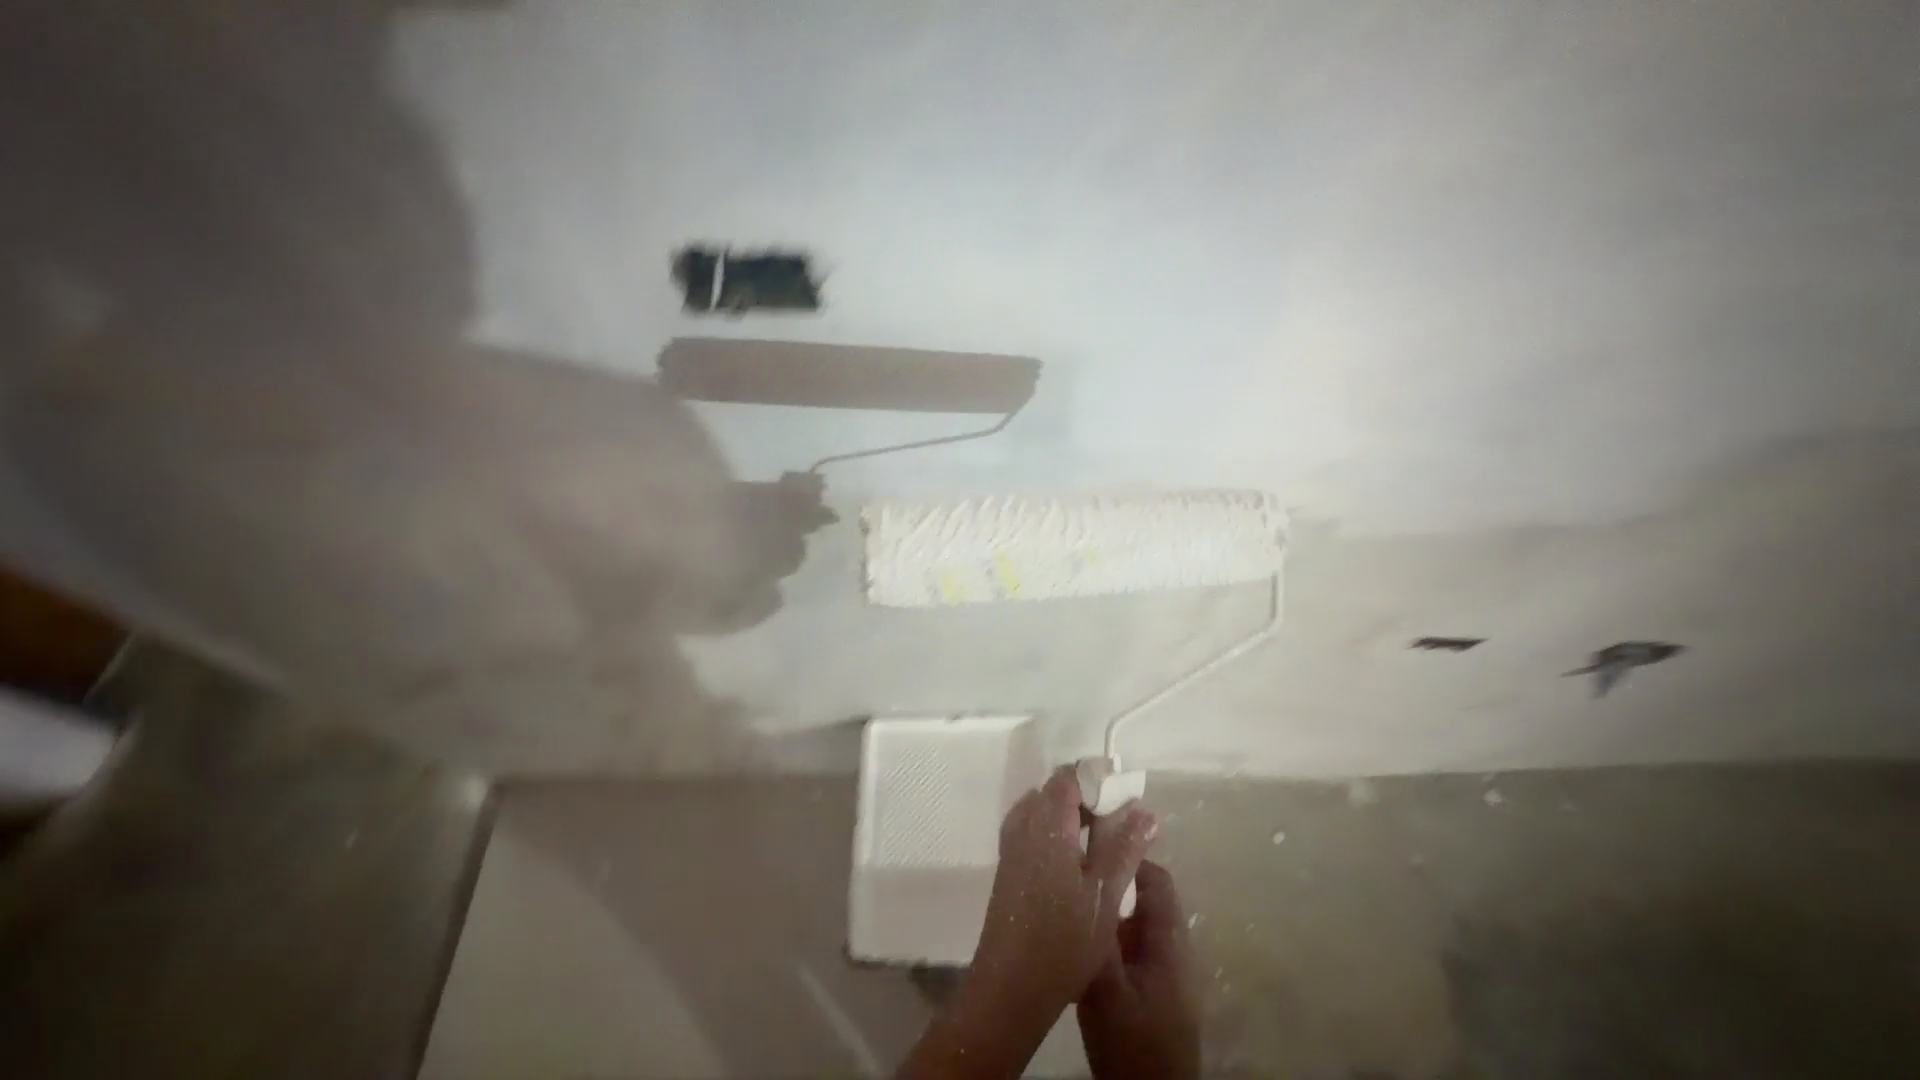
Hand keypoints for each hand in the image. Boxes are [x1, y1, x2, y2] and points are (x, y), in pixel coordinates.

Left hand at [969, 766, 1159, 1017]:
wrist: (1011, 986)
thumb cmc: (1063, 939)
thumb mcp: (1105, 894)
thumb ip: (1125, 847)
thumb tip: (1145, 811)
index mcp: (1045, 826)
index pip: (1068, 778)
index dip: (1097, 778)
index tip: (1126, 794)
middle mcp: (1022, 828)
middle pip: (1053, 792)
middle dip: (1088, 796)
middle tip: (1122, 819)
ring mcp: (1011, 849)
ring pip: (1042, 812)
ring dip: (1072, 816)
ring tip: (1105, 839)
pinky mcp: (1009, 870)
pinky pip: (1034, 832)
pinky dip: (1057, 832)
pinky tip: (1080, 861)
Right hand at [1077, 861, 1200, 1079]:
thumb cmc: (1134, 1043)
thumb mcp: (1106, 989)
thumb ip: (1095, 938)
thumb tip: (1079, 886)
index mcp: (1169, 941)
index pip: (1155, 879)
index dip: (1125, 856)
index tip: (1088, 843)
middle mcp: (1172, 948)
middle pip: (1142, 898)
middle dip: (1109, 881)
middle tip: (1069, 871)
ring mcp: (1163, 970)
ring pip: (1133, 923)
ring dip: (1106, 910)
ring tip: (1066, 899)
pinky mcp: (1151, 990)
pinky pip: (1129, 947)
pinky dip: (1106, 936)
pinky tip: (1077, 940)